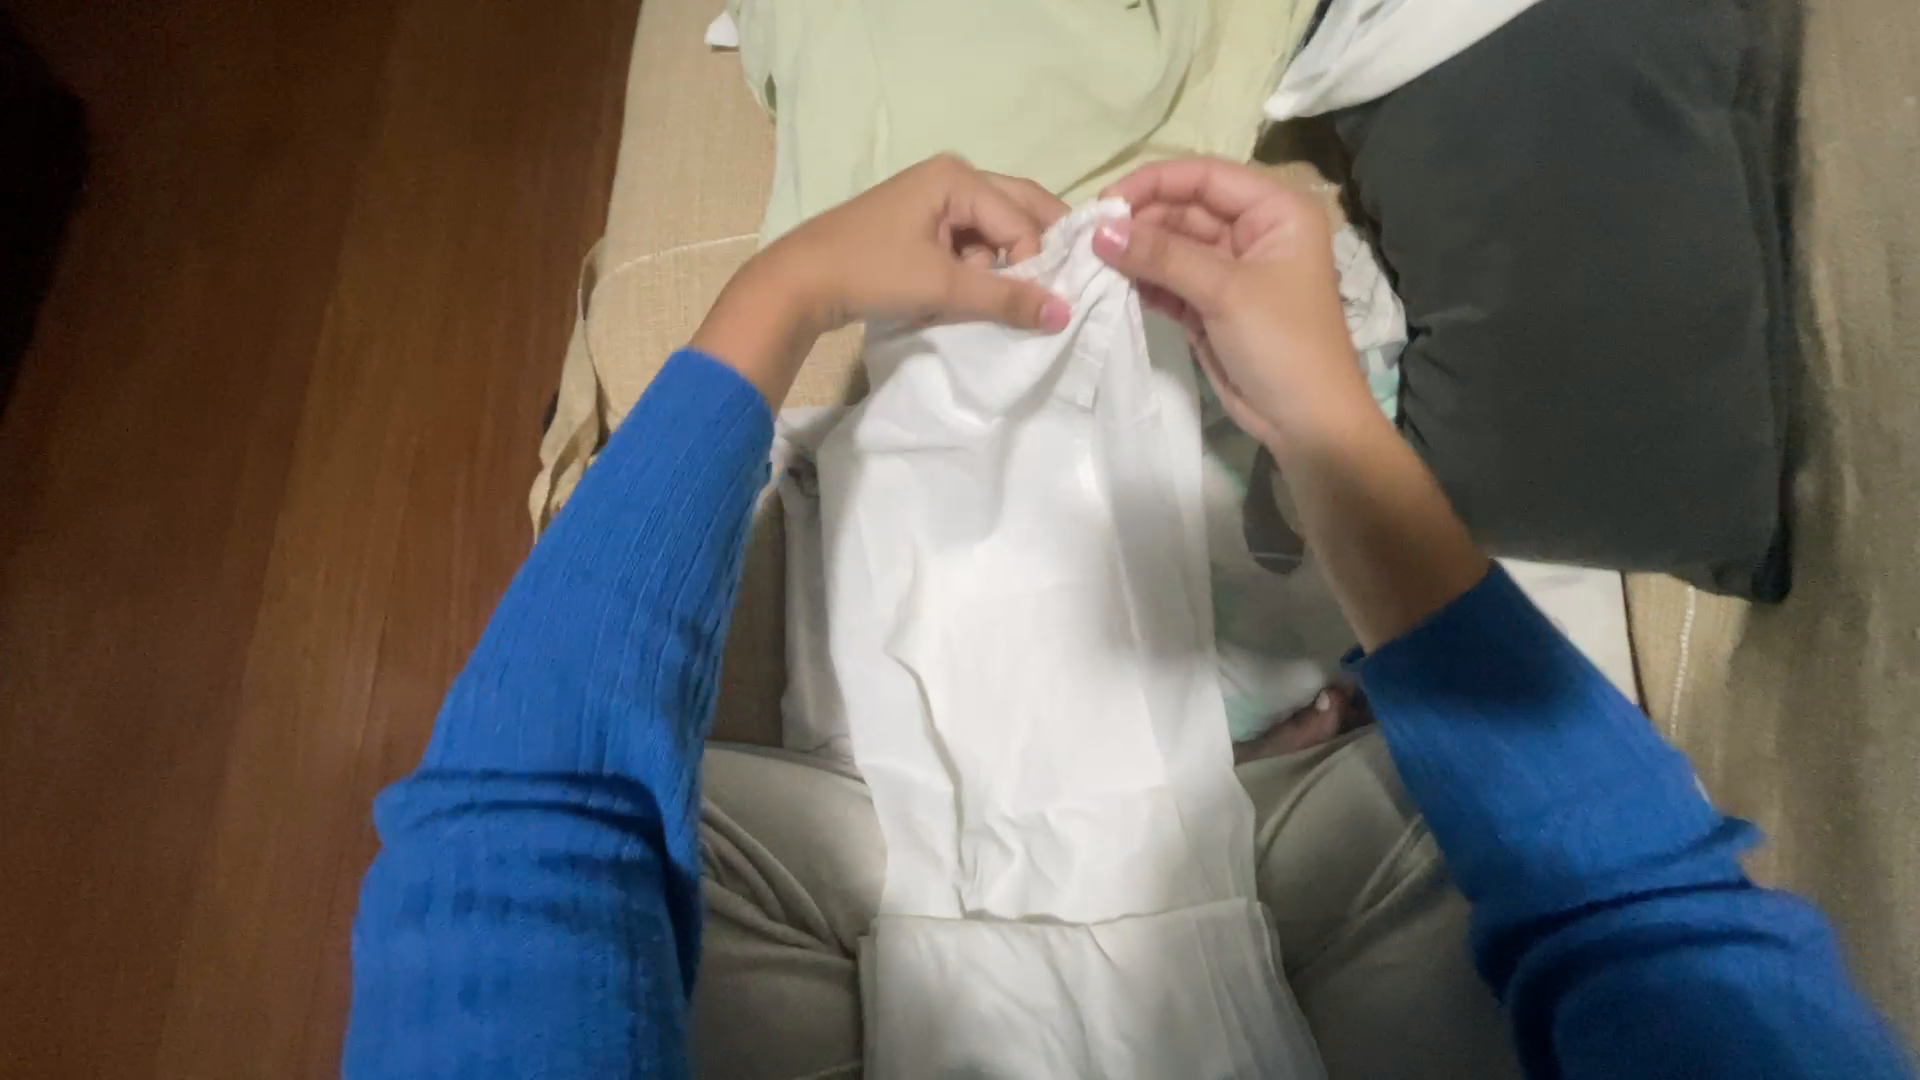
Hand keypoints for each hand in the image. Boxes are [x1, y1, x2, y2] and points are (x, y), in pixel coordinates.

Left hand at [692, 155, 1071, 402]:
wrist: (803, 283)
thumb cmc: (873, 272)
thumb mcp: (944, 286)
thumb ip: (1006, 299)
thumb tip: (1063, 314)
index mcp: (959, 176)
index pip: (1021, 219)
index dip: (1034, 264)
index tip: (1035, 306)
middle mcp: (952, 177)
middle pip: (1016, 212)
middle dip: (1029, 256)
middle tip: (1046, 297)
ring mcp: (934, 201)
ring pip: (992, 234)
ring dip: (993, 270)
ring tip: (974, 301)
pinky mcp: (922, 226)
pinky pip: (967, 246)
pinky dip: (971, 272)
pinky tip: (958, 296)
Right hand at [1099, 157, 1484, 646]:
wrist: (1303, 419)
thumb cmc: (1281, 343)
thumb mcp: (1224, 291)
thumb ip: (1163, 256)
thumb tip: (1101, 231)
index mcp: (1275, 210)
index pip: (1205, 176)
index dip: (1153, 183)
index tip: (1104, 205)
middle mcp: (1252, 232)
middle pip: (1184, 210)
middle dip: (1139, 222)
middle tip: (1088, 239)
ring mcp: (1227, 272)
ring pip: (1172, 248)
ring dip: (1135, 255)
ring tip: (1091, 262)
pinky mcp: (1207, 307)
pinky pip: (1169, 283)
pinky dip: (1142, 283)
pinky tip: (1111, 285)